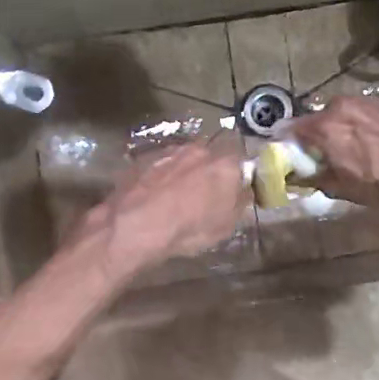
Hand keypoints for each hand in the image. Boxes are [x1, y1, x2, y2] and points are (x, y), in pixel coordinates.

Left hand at [74, 137, 248, 273]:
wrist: (135, 225)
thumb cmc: (187, 229)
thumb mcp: (225, 227)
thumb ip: (239, 203)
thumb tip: (243, 191)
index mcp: (225, 165)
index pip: (243, 162)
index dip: (239, 178)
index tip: (235, 191)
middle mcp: (200, 150)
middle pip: (212, 157)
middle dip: (210, 172)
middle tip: (204, 195)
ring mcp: (170, 151)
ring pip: (185, 159)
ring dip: (185, 173)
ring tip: (176, 197)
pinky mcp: (145, 157)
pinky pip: (161, 165)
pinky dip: (162, 176)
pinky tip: (155, 196)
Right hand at [287, 96, 378, 217]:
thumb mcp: (340, 187)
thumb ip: (312, 177)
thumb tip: (296, 176)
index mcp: (324, 126)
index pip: (289, 129)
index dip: (284, 143)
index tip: (283, 155)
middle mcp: (340, 106)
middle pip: (313, 119)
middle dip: (309, 136)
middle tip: (312, 157)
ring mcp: (363, 102)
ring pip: (335, 115)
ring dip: (331, 129)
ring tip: (338, 151)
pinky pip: (355, 113)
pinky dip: (350, 125)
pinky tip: (359, 144)